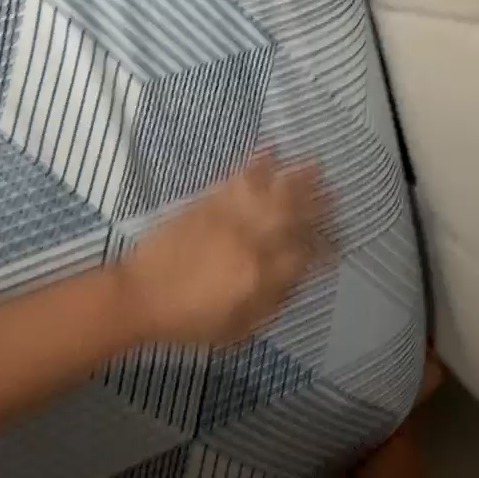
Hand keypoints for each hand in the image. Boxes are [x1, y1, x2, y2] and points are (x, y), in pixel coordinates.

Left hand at [114, 155, 328, 346]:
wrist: (141, 295)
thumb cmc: (189, 320)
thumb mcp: (237, 328)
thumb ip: (271, 302)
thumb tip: (295, 280)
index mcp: (261, 275)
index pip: (303, 255)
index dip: (324, 246)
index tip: (338, 239)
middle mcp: (251, 241)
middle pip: (293, 215)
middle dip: (318, 202)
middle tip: (336, 191)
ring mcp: (229, 217)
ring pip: (270, 191)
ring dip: (295, 177)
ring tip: (314, 163)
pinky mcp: (208, 202)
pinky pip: (238, 179)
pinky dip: (256, 163)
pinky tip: (269, 150)